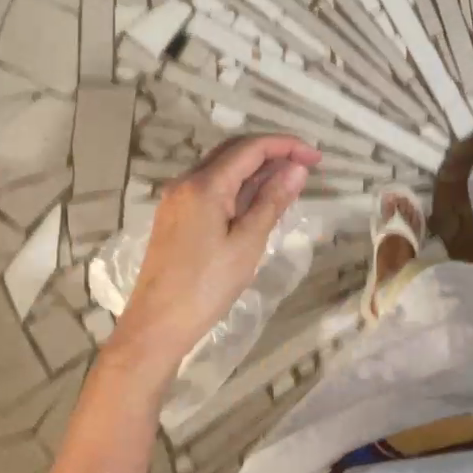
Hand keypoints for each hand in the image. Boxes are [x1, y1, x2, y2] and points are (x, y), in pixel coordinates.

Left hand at [112, 135, 320, 357]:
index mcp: (204, 185)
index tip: (316, 158)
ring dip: (257, 167)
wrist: (156, 326)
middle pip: (235, 150)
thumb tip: (298, 168)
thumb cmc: (206, 287)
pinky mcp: (176, 215)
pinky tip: (258, 200)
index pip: (251, 148)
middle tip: (307, 166)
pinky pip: (212, 185)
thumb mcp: (247, 243)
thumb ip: (272, 201)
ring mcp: (178, 198)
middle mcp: (186, 182)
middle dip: (273, 151)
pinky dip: (239, 184)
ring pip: (223, 167)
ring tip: (289, 182)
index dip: (287, 146)